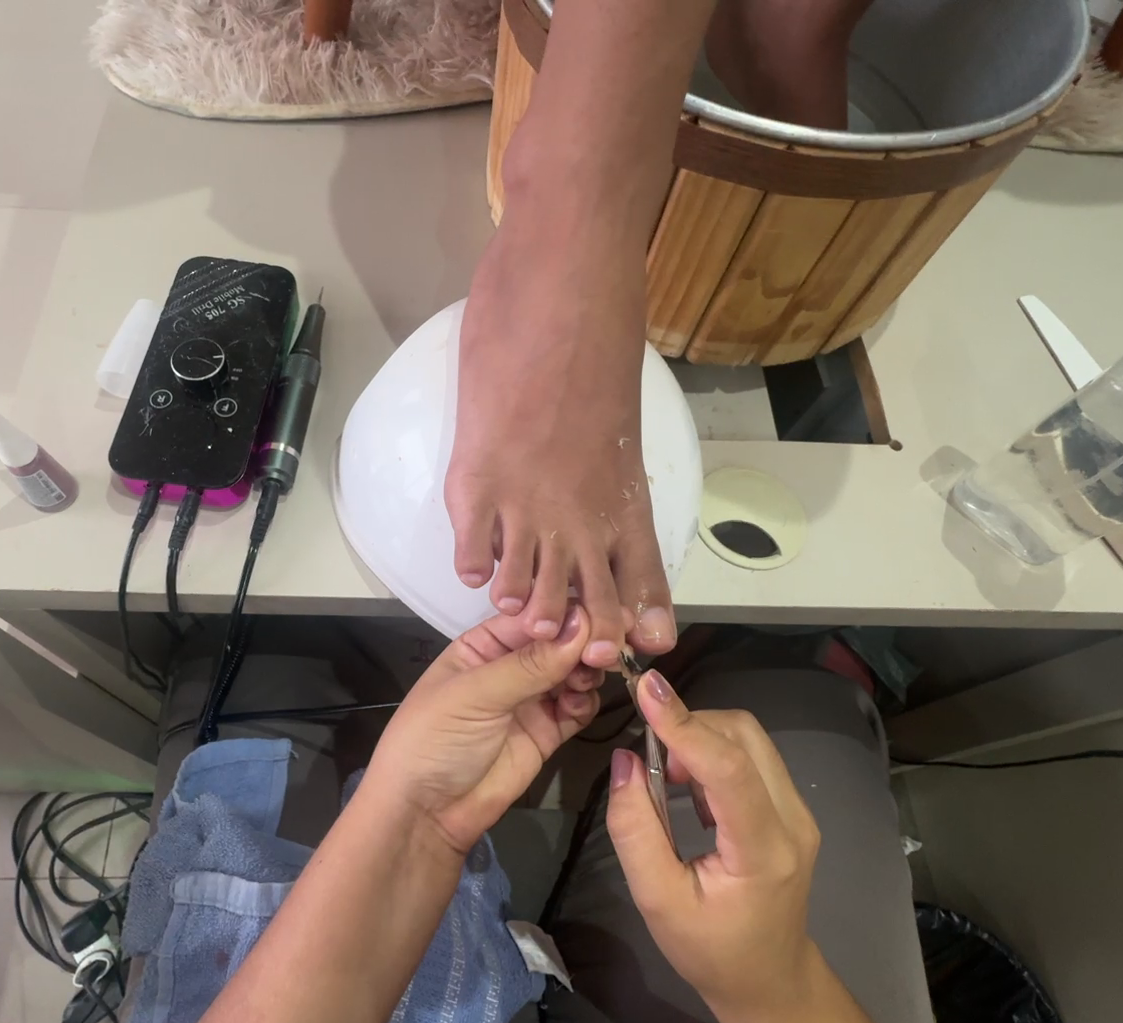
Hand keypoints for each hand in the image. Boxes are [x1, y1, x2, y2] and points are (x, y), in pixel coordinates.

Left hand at [360, 607, 603, 852]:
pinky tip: (576, 705)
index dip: (564, 615)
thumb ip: (530, 663)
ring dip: (586, 671)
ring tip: (584, 680)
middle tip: (603, 650)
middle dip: (583, 642)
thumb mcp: (475, 694)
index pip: (533, 617)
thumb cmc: (435, 739)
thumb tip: (581, 623)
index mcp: (484, 644)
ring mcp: (531, 699)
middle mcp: (511, 665)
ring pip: (574, 672)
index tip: (596, 617)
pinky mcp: (548, 732)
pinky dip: (585, 702)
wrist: (427, 813)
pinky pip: (578, 707)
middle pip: (559, 642)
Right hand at [448, 173, 677, 668]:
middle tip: (578, 650)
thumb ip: (610, 452)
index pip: (642, 567)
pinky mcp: (476, 470)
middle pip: (585, 589)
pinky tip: (472, 569)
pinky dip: (472, 561)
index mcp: (624, 485)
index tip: (650, 642)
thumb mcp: (621, 402)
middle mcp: (578, 505)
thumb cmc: (603, 324)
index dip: (646, 609)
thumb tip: (592, 477)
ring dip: (525, 603)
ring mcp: (525, 493)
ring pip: (527, 579)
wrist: (566, 272)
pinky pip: (472, 543)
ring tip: (522, 614)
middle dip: (586, 628)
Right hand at [605, 668, 825, 1018]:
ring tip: (669, 779)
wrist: (770, 981)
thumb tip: (624, 760)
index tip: (645, 689)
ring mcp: (798, 811)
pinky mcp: (789, 807)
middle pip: (743, 737)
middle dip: (690, 728)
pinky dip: (712, 751)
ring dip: (700, 737)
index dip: (685, 725)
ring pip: (748, 738)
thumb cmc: (710, 951)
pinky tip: (690, 788)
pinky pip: (750, 754)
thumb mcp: (657, 900)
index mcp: (764, 851)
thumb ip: (634, 829)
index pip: (728, 769)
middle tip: (652, 763)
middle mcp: (792, 820)